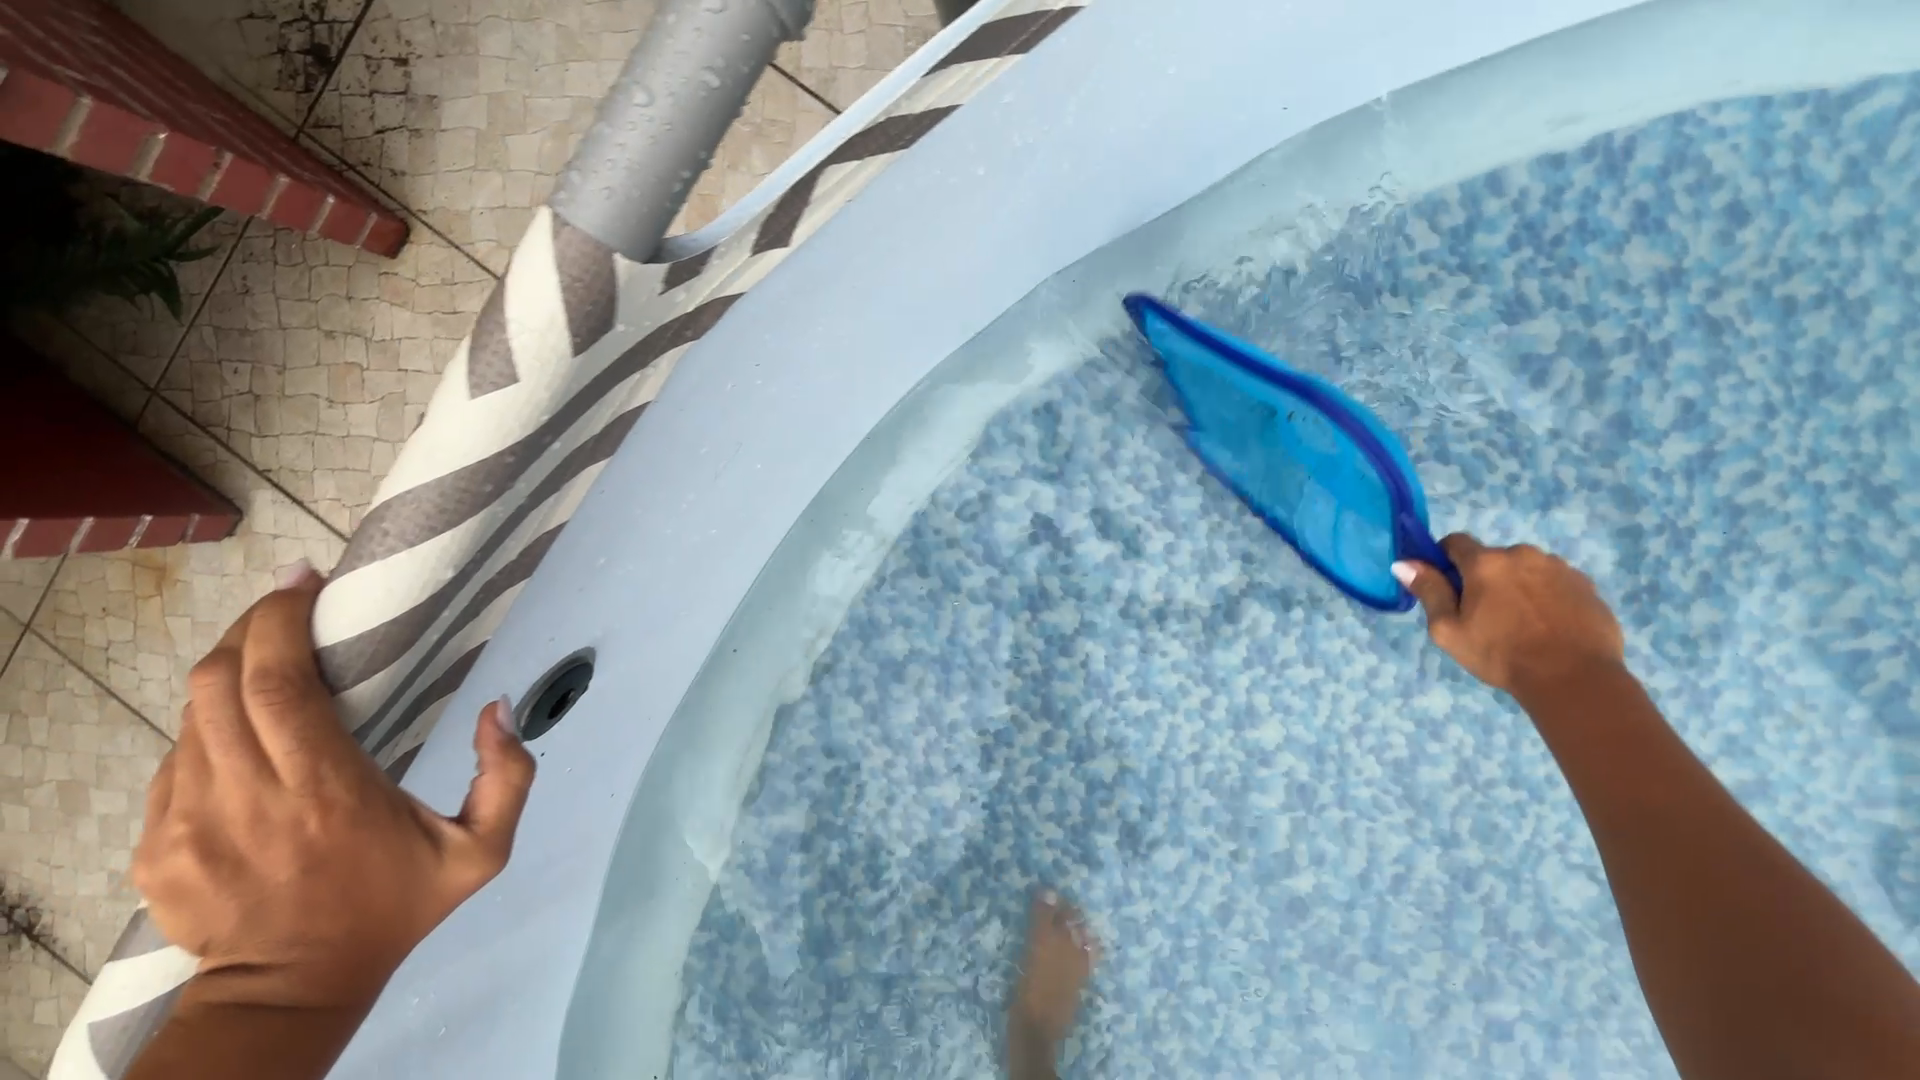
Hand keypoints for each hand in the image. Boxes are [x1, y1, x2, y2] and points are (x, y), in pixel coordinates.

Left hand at [132, 563, 536, 1011]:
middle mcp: (246, 795)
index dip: (281, 619)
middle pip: (218, 682)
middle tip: (289, 602)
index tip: (305, 580)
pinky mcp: (155, 843)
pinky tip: (245, 730)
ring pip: (189, 716)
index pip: (276, 682)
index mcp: (326, 790)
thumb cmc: (394, 908)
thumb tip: (499, 708)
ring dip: (229, 673)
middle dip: (251, 627)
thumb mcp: (483, 851)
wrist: (292, 990)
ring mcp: (187, 821)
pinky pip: (176, 760)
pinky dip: (209, 727)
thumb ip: (508, 777)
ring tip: (270, 657)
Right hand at [1394, 534, 1624, 697]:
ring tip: (1521, 622)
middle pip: (1493, 558)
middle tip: (1484, 614)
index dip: (1444, 560)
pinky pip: (1555, 582)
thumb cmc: (1500, 654)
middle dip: (1484, 577)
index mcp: (1486, 562)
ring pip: (1526, 569)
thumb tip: (1403, 563)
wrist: (1573, 677)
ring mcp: (1560, 568)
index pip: (1454, 542)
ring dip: (1517, 585)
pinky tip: (1547, 626)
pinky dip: (1546, 596)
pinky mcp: (1587, 585)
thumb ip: (1428, 591)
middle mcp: (1523, 554)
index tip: (1446, 585)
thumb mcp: (1448, 629)